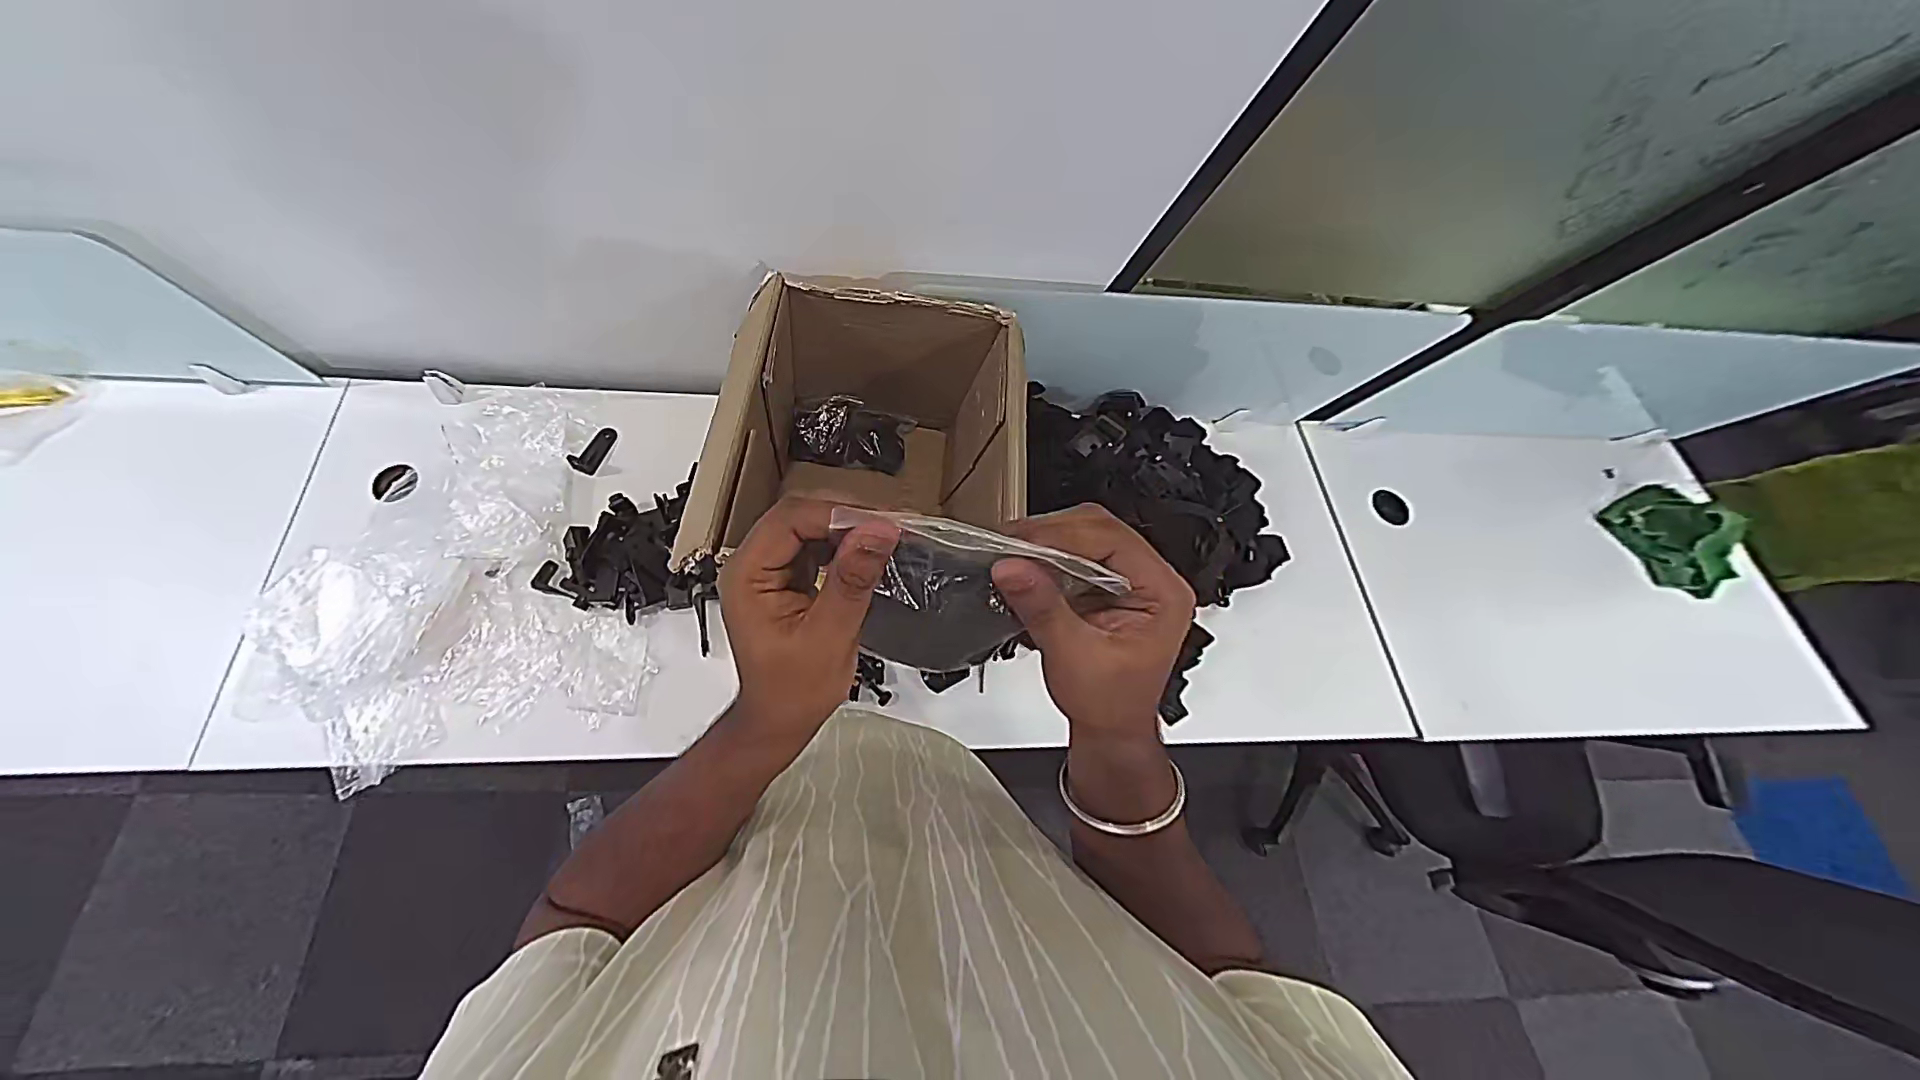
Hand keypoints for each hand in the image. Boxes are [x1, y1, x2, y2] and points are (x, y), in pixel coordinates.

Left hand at [718, 496, 899, 733]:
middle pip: (799, 515)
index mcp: (746, 576)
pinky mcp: (789, 575)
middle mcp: (752, 565)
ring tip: (884, 538)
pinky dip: (846, 545)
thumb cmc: (793, 690)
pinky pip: (818, 545)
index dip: (836, 516)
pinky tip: (868, 553)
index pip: (790, 520)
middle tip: (887, 529)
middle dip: (845, 518)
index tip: (878, 525)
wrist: (783, 716)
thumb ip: (851, 581)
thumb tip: (876, 534)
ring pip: (811, 526)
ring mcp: (770, 569)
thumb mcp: (829, 636)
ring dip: (848, 529)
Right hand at [991, 504, 1195, 736]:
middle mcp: (1150, 580)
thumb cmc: (1110, 703)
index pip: (1112, 540)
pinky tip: (1026, 568)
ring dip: (1046, 544)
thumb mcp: (1072, 656)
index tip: (1023, 545)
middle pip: (1099, 529)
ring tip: (1014, 555)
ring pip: (1085, 537)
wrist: (1109, 727)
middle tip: (1012, 545)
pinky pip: (1075, 556)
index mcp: (1162, 593)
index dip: (1063, 536)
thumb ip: (1043, 608)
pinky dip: (1047, 558)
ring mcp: (1129, 581)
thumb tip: (1013, 568)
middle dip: (1051, 534)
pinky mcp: (1106, 586)